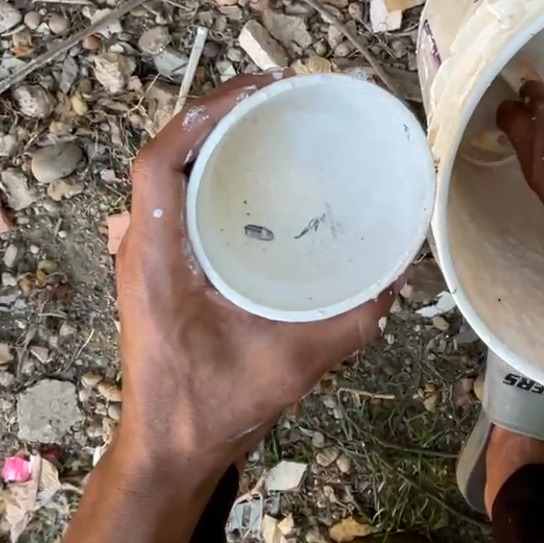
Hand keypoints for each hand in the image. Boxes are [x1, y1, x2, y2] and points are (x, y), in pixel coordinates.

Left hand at [114, 73, 393, 478]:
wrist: (168, 449)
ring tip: (266, 113)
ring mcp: (147, 250)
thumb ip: (350, 321)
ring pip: (169, 168)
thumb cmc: (213, 408)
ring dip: (210, 132)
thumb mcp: (291, 364)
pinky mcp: (161, 258)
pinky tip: (250, 164)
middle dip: (215, 111)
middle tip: (276, 92)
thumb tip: (400, 274)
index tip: (255, 94)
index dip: (200, 116)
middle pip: (165, 152)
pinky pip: (178, 190)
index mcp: (157, 259)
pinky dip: (209, 162)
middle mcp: (144, 243)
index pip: (158, 164)